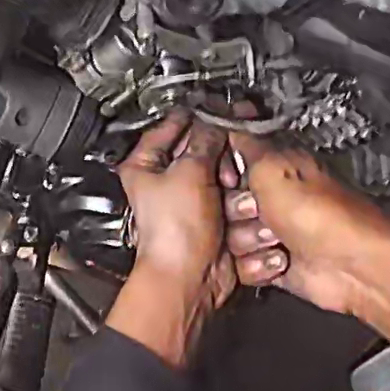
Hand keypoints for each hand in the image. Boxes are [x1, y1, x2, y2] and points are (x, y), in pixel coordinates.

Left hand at [108, 110, 234, 366]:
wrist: (189, 281)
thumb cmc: (173, 235)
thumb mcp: (189, 174)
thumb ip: (205, 140)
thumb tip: (216, 121)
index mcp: (146, 164)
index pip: (173, 124)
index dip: (199, 116)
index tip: (222, 109)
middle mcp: (168, 181)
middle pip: (207, 153)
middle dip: (222, 165)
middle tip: (225, 174)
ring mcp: (194, 201)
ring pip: (228, 179)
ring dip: (235, 195)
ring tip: (229, 209)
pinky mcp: (217, 221)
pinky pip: (240, 205)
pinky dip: (243, 215)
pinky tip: (235, 224)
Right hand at [220, 132, 386, 315]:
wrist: (348, 265)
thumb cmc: (318, 213)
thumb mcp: (271, 167)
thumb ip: (245, 145)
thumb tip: (227, 125)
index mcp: (274, 169)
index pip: (227, 167)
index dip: (223, 178)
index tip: (230, 183)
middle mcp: (272, 199)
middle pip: (222, 207)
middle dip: (237, 214)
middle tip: (260, 214)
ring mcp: (272, 232)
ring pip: (229, 239)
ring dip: (249, 243)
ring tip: (277, 241)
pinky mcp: (274, 263)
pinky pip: (241, 267)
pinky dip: (258, 267)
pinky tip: (280, 261)